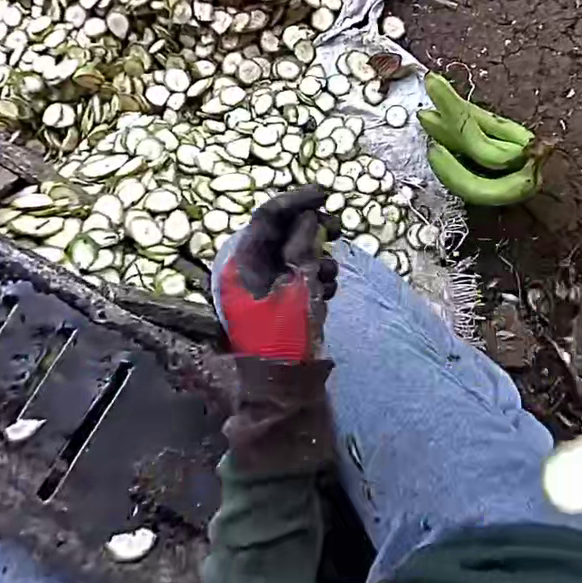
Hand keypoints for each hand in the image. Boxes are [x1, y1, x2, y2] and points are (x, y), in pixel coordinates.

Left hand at [213, 186, 337, 361]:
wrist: (283, 389)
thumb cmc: (286, 334)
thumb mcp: (298, 284)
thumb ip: (302, 245)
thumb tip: (308, 218)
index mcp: (243, 262)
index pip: (267, 217)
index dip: (296, 200)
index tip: (325, 193)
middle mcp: (248, 269)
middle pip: (281, 232)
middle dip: (312, 229)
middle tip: (338, 229)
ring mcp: (262, 285)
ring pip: (293, 253)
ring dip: (317, 256)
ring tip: (331, 275)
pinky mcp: (277, 300)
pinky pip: (297, 274)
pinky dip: (316, 275)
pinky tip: (327, 291)